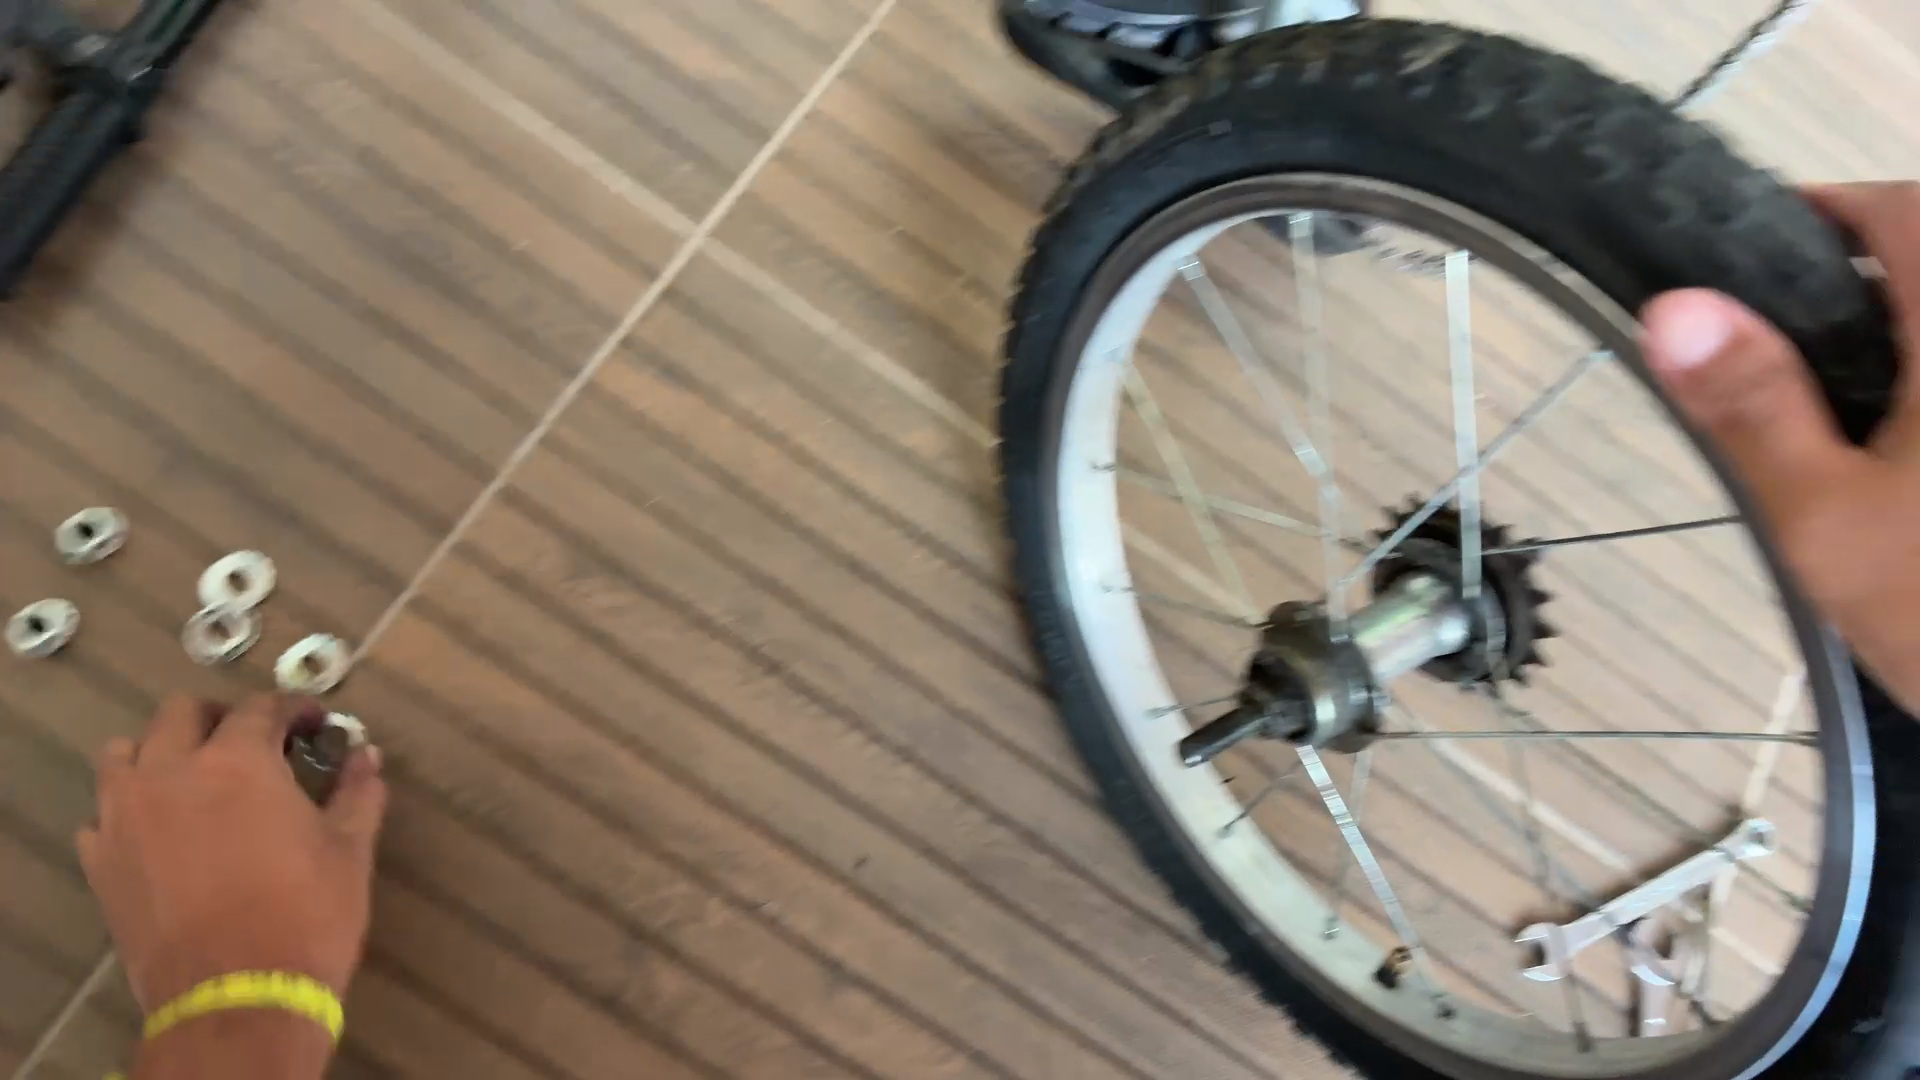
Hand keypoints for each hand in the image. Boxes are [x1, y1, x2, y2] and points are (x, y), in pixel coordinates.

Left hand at [78, 695, 386, 1012]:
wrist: (238, 990)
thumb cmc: (310, 905)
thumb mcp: (352, 841)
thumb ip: (358, 789)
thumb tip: (366, 755)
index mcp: (239, 763)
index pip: (261, 708)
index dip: (296, 708)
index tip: (319, 724)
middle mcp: (170, 777)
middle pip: (180, 714)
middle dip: (225, 716)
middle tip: (262, 740)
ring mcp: (123, 820)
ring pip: (125, 753)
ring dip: (166, 750)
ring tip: (206, 773)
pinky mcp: (101, 862)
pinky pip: (104, 810)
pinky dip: (135, 801)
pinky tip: (173, 824)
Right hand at [1640, 181, 1919, 712]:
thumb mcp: (1821, 510)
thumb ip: (1750, 405)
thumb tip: (1671, 307)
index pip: (1905, 217)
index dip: (1815, 211)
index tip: (1725, 245)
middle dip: (1840, 277)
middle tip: (1741, 332)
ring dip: (1872, 326)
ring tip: (1793, 382)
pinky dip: (1893, 374)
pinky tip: (1868, 424)